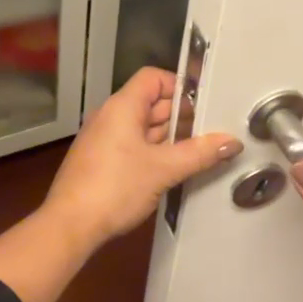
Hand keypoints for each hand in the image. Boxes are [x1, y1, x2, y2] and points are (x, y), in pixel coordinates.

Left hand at [40, 67, 243, 247]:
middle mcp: (111, 116)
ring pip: (143, 126)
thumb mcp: (163, 169)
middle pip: (150, 102)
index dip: (180, 86)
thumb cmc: (116, 187)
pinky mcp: (102, 160)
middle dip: (181, 115)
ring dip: (170, 136)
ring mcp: (104, 138)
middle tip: (212, 131)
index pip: (153, 78)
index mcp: (122, 106)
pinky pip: (133, 144)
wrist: (70, 223)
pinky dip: (154, 150)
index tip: (205, 104)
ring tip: (200, 150)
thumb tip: (232, 141)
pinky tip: (174, 168)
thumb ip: (199, 153)